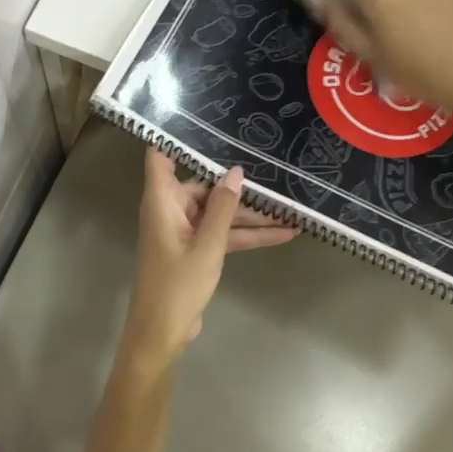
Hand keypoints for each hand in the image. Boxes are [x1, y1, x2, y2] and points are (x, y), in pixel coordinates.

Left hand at [128, 149, 294, 355]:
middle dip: (238, 180)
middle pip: (205, 184)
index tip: (206, 118)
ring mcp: (185, 231)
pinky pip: (224, 234)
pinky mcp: (196, 251)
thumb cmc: (177, 285)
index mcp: (162, 201)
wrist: (163, 333)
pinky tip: (284, 233)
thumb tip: (236, 171)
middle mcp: (171, 210)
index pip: (161, 156)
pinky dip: (248, 235)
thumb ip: (224, 208)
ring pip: (220, 212)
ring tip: (291, 205)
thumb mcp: (207, 246)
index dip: (176, 135)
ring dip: (252, 213)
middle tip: (272, 162)